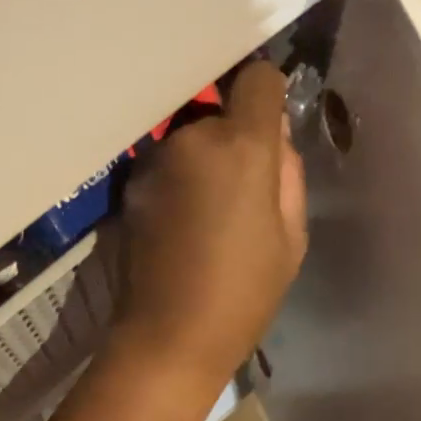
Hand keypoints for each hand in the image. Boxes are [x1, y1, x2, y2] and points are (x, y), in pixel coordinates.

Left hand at [117, 61, 307, 379]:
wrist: (167, 339)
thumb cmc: (242, 298)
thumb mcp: (291, 242)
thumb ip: (288, 178)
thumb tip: (276, 143)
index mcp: (242, 148)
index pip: (258, 81)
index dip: (269, 103)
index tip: (272, 140)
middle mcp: (192, 140)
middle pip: (220, 118)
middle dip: (234, 147)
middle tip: (243, 205)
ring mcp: (153, 163)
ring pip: (189, 146)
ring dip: (202, 170)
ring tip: (208, 227)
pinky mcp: (129, 190)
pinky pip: (166, 173)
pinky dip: (177, 191)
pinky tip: (181, 236)